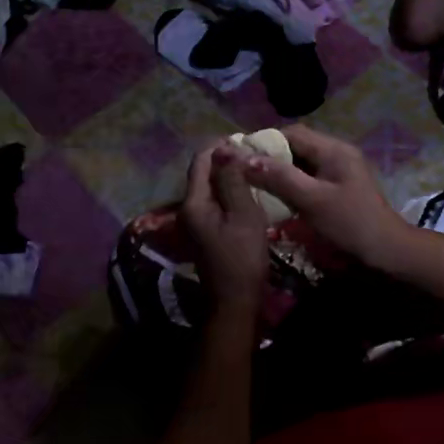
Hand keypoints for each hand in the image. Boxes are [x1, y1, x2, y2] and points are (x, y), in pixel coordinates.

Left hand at [182, 142, 268, 305]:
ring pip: (210, 188)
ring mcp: (196, 221)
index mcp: (194, 202)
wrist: (235, 302)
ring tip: (254, 169)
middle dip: (224, 160)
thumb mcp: (243, 215)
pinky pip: (215, 202)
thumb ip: (233, 180)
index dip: (219, 147)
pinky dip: (229, 192)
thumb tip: (224, 147)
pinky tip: (249, 192)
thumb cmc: (242, 258)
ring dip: (228, 175)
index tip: (245, 140)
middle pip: (203, 173)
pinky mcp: (206, 231)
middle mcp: (188, 208)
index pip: (200, 161)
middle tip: (253, 153)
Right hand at [240, 125, 412, 269]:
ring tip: (256, 184)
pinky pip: (308, 176)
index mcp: (333, 149)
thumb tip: (245, 159)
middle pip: (295, 145)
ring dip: (279, 170)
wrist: (387, 251)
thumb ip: (280, 177)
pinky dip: (291, 182)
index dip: (265, 142)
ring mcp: (339, 170)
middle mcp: (337, 153)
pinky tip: (277, 196)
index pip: (291, 133)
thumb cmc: (350, 223)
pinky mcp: (338, 186)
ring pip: (300, 161)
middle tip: (245, 172)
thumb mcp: (312, 200)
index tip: (241, 157)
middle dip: (270, 157)